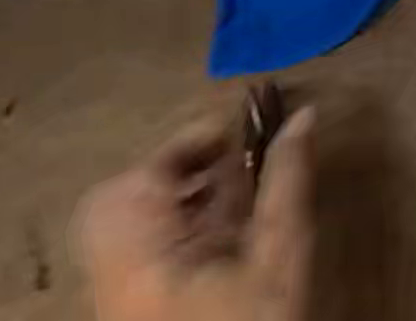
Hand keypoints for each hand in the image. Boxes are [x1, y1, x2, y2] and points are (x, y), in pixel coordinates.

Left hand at [75, 107, 316, 320]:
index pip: (135, 184)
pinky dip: (178, 213)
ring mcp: (117, 291)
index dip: (184, 145)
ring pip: (124, 219)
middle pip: (116, 199)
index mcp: (141, 260)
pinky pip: (139, 241)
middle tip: (230, 151)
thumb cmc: (258, 318)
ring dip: (177, 186)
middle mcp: (113, 274)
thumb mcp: (284, 245)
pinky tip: (225, 215)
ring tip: (234, 177)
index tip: (237, 129)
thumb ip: (287, 176)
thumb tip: (302, 115)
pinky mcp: (132, 301)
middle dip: (174, 165)